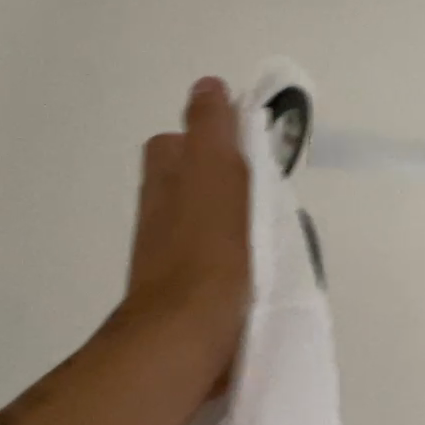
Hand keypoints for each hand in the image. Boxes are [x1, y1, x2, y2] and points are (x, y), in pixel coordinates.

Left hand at [104, 77, 251, 386]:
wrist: (185, 339)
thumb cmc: (210, 252)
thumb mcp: (216, 174)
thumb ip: (212, 129)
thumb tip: (208, 85)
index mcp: (167, 182)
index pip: (177, 144)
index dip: (208, 138)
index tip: (248, 143)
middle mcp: (159, 216)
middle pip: (183, 183)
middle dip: (214, 177)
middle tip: (261, 185)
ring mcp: (168, 259)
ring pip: (195, 223)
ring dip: (223, 218)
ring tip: (266, 226)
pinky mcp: (183, 296)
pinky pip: (205, 261)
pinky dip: (226, 254)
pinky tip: (253, 266)